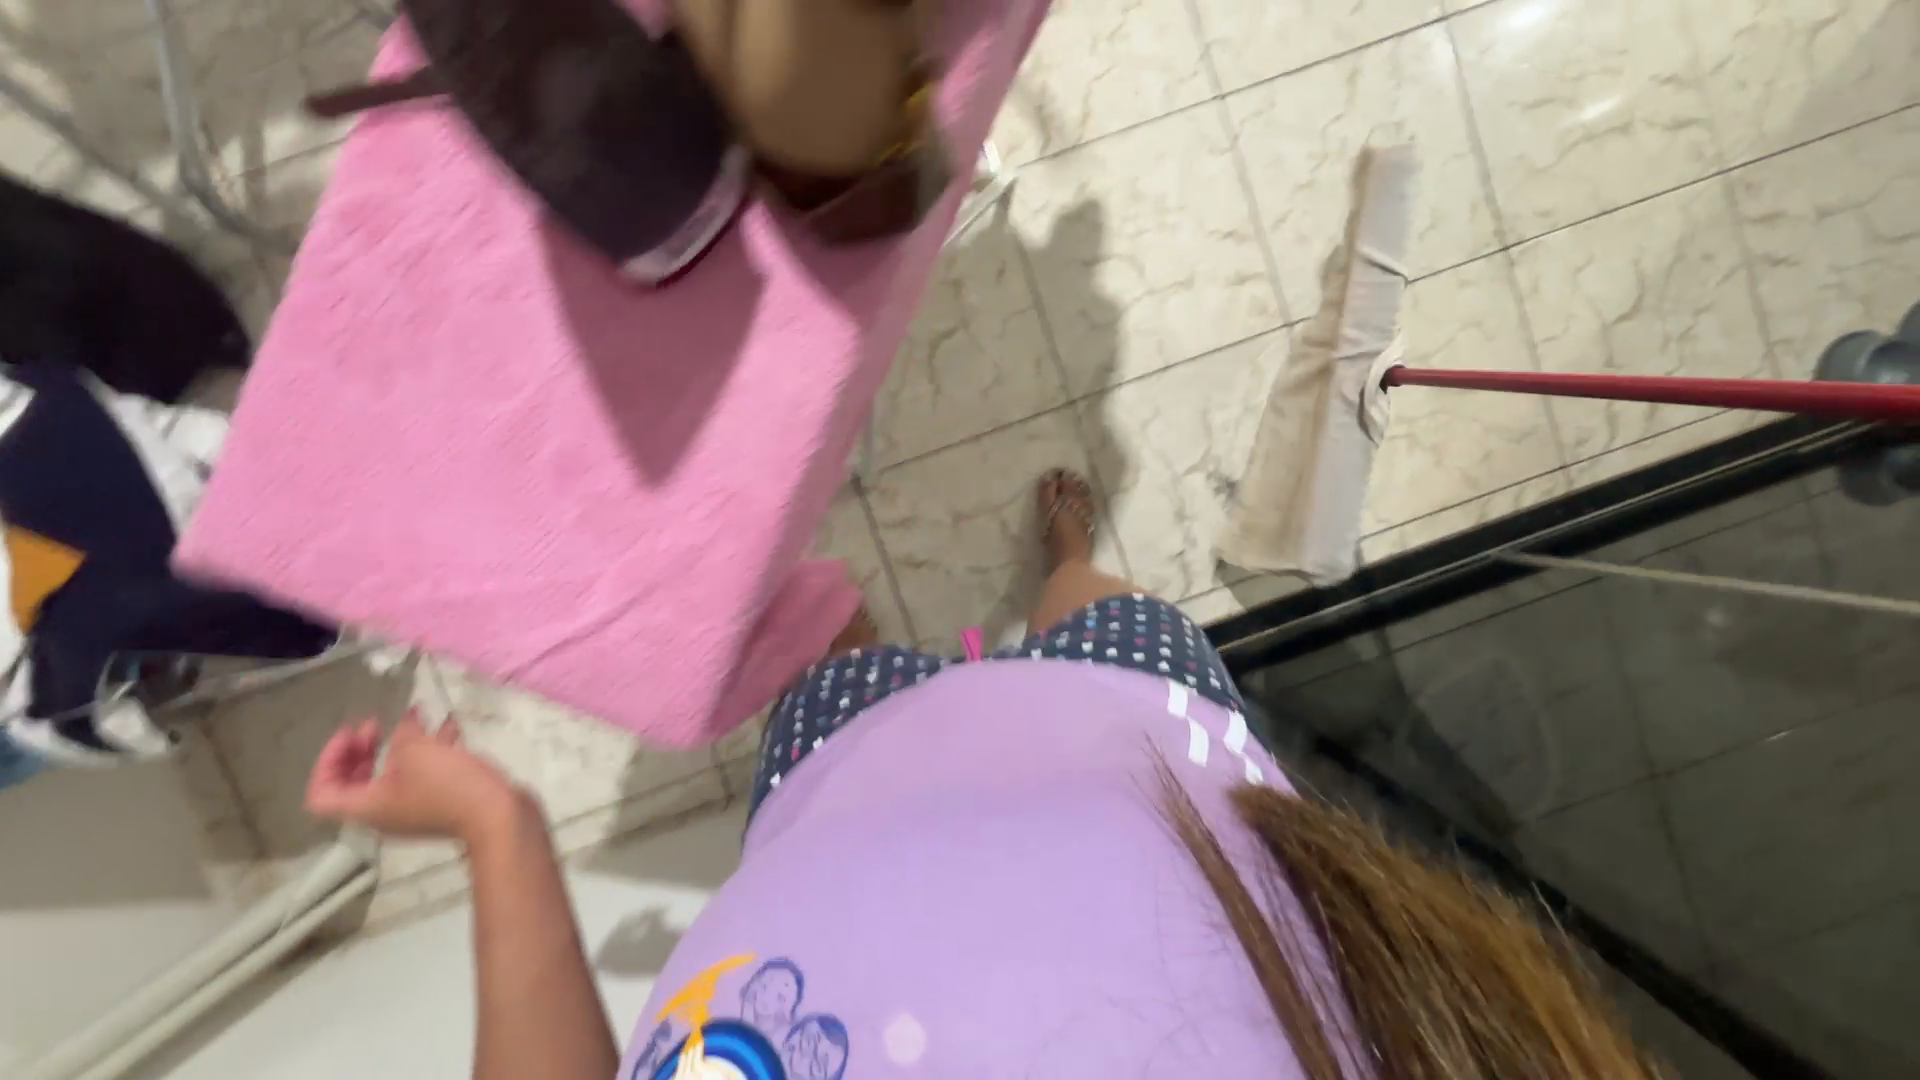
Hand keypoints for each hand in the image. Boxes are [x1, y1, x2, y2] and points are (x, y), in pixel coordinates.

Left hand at [305, 710, 527, 845]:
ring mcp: (414, 808)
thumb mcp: (419, 752)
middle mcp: (383, 812)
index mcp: (366, 806)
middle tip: (376, 725)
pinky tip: (449, 727)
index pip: (322, 792)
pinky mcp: (441, 802)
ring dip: (399, 747)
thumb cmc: (449, 786)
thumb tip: (405, 724)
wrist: (497, 816)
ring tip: (415, 718)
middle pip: (354, 783)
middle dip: (361, 751)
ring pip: (392, 776)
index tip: (352, 731)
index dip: (328, 759)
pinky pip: (424, 775)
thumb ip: (404, 734)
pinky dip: (430, 751)